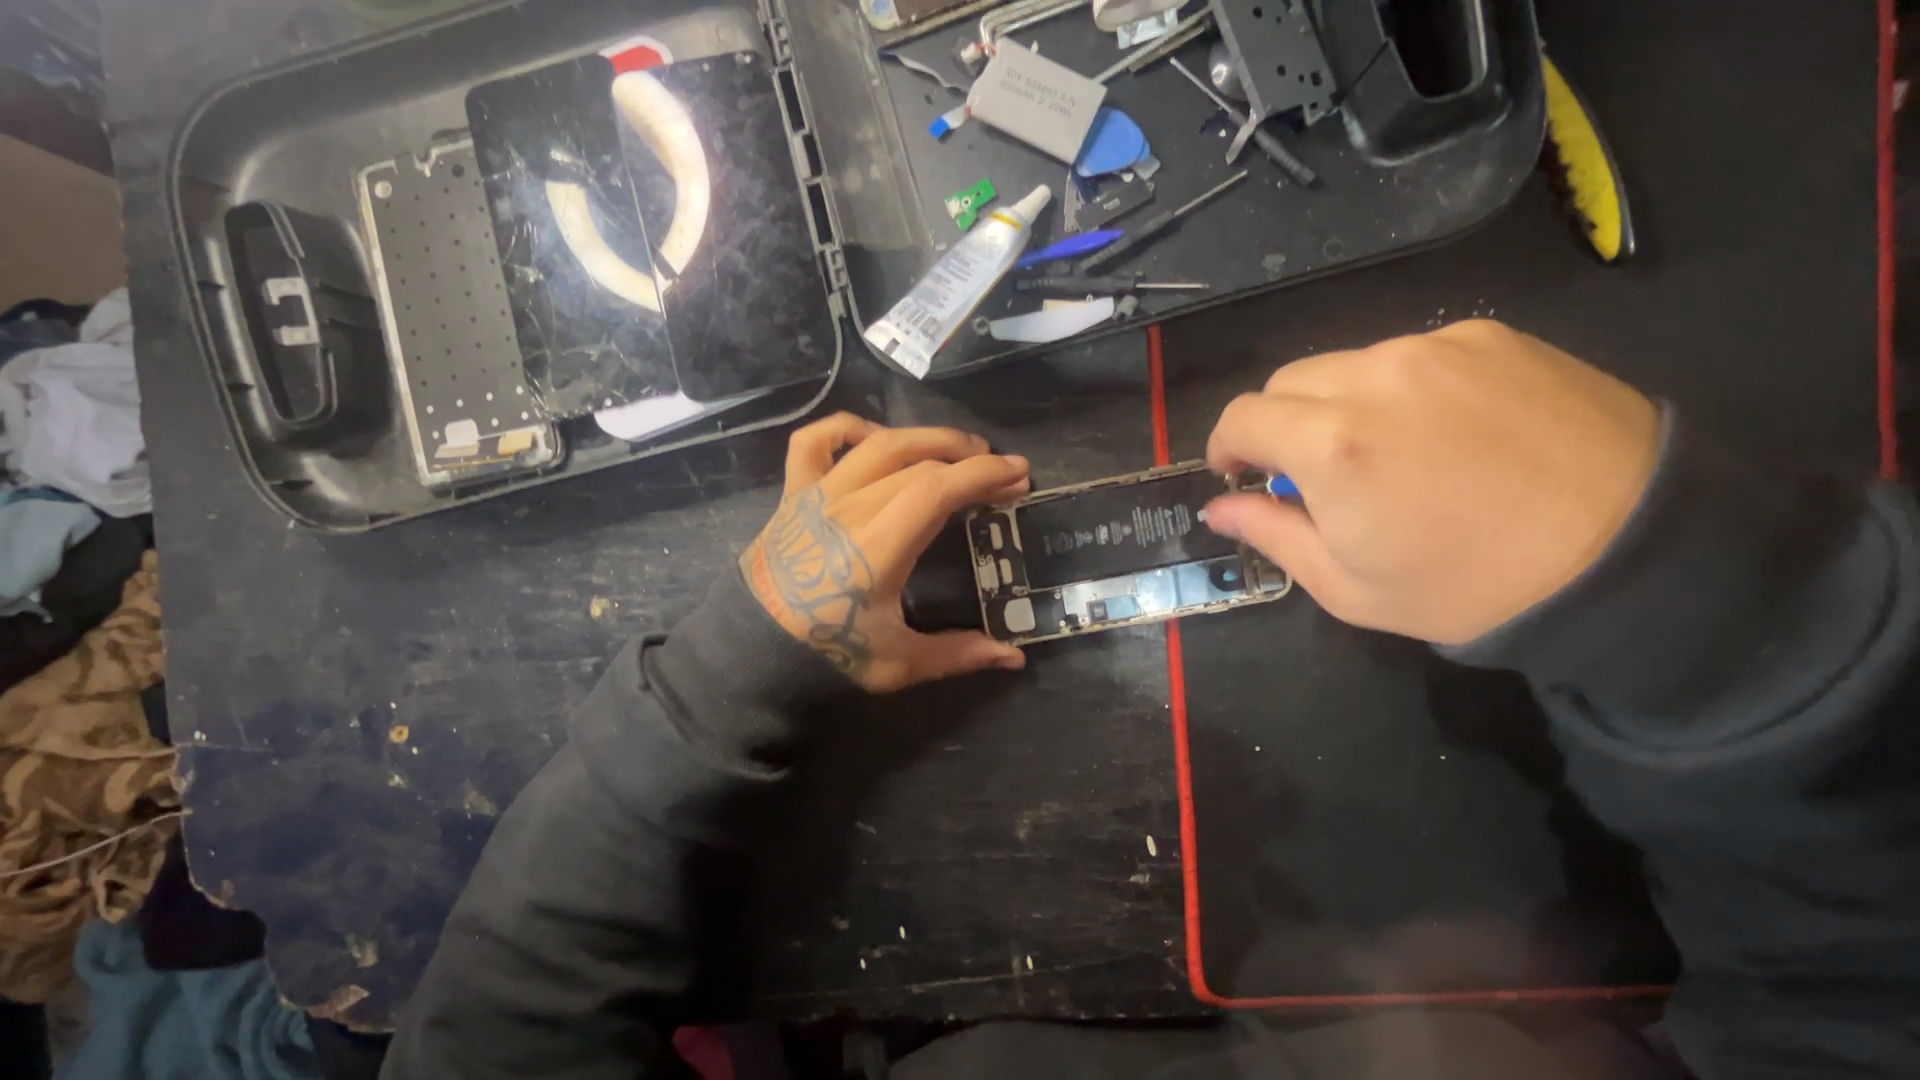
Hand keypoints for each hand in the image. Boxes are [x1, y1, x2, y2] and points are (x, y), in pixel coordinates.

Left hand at [742, 413, 1032, 691]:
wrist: (751, 651)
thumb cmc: (828, 654)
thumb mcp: (898, 662)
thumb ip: (959, 653)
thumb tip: (1014, 658)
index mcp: (878, 546)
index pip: (937, 489)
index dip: (983, 475)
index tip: (1019, 475)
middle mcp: (849, 507)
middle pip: (918, 462)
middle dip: (970, 461)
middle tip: (1002, 473)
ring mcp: (817, 494)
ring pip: (879, 444)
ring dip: (926, 438)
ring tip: (961, 448)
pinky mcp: (793, 493)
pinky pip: (816, 441)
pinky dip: (849, 428)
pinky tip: (878, 438)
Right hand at [1203, 320, 1660, 644]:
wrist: (1633, 554)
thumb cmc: (1473, 586)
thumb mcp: (1352, 587)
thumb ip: (1272, 535)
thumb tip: (1220, 507)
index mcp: (1330, 444)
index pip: (1241, 416)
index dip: (1227, 445)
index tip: (1240, 474)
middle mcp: (1374, 376)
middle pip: (1287, 381)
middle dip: (1280, 423)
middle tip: (1310, 471)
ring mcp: (1436, 349)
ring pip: (1349, 363)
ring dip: (1339, 402)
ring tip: (1387, 449)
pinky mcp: (1492, 336)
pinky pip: (1414, 353)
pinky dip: (1402, 386)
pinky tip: (1445, 428)